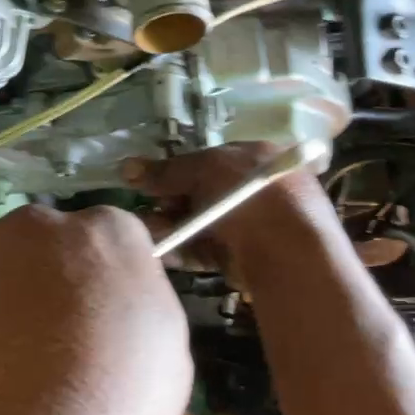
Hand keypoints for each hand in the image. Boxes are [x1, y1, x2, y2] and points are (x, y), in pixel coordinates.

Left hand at [0, 205, 191, 414]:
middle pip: (45, 241)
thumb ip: (136, 304)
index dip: (100, 279)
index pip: (110, 236)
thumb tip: (112, 299)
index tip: (93, 315)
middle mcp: (40, 224)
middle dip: (44, 277)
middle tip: (41, 337)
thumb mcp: (164, 357)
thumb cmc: (109, 414)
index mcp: (108, 236)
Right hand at [123, 144, 332, 270]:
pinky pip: (203, 248)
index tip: (148, 181)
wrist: (288, 252)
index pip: (209, 159)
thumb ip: (165, 170)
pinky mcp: (241, 256)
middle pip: (201, 191)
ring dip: (168, 225)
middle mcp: (256, 188)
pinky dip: (179, 248)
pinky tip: (155, 249)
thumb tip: (125, 168)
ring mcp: (251, 224)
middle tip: (143, 207)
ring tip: (141, 230)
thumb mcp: (204, 169)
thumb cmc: (250, 195)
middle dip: (168, 200)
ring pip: (198, 221)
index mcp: (258, 157)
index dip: (176, 168)